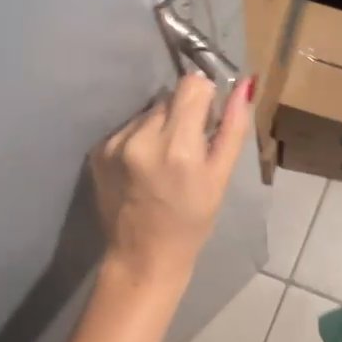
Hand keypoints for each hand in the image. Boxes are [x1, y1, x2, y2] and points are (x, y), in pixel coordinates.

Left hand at [91, 73, 251, 287]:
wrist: (142, 257)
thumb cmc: (191, 223)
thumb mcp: (220, 179)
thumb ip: (233, 129)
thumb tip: (244, 84)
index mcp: (178, 147)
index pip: (192, 85)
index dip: (205, 99)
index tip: (207, 123)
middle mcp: (141, 138)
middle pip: (169, 98)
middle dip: (183, 116)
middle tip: (188, 151)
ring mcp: (114, 144)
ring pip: (147, 112)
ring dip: (160, 128)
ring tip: (164, 163)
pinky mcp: (97, 150)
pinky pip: (127, 128)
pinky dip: (139, 140)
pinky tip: (143, 169)